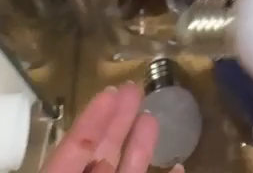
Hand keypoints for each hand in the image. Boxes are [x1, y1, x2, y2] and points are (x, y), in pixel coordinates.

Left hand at [42, 84, 170, 172]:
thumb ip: (77, 152)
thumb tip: (96, 139)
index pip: (74, 148)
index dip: (92, 119)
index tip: (111, 89)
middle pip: (100, 155)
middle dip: (117, 121)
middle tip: (133, 88)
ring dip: (141, 146)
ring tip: (153, 115)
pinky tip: (179, 164)